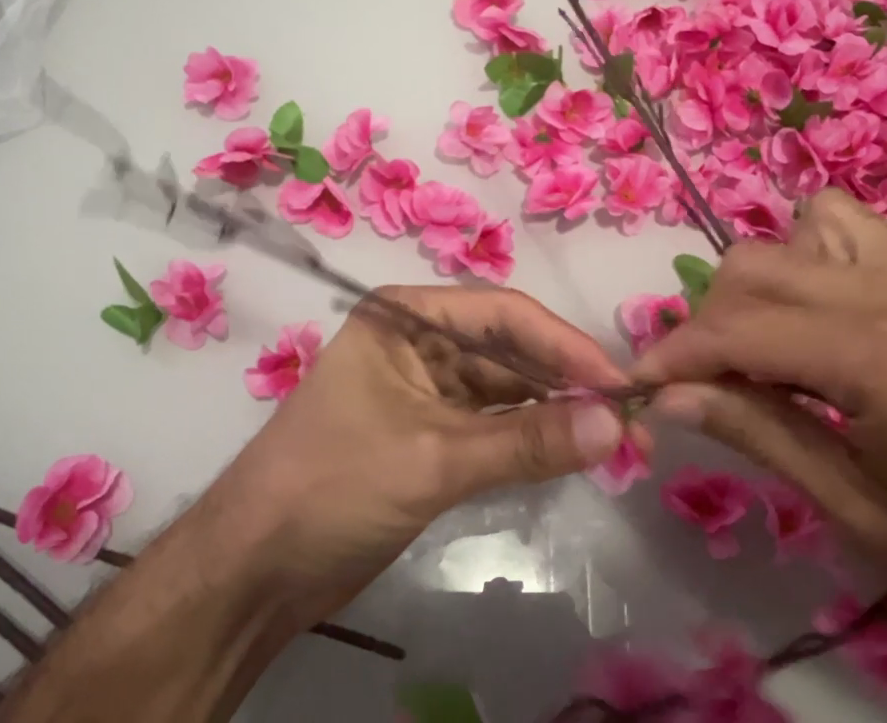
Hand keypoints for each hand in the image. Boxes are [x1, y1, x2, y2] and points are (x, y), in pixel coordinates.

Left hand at [205, 284, 633, 626]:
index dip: (567, 346)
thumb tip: (616, 426)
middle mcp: (417, 344)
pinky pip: (492, 427)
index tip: (622, 385)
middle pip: (509, 351)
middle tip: (631, 421)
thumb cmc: (332, 488)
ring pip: (505, 391)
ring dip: (555, 414)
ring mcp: (423, 392)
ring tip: (614, 441)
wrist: (255, 572)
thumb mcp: (433, 460)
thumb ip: (527, 442)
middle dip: (568, 383)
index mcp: (404, 319)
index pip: (503, 316)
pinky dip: (530, 440)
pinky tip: (572, 453)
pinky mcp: (428, 438)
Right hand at [633, 191, 886, 722]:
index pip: (740, 330)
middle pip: (764, 263)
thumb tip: (669, 398)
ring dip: (778, 271)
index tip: (634, 384)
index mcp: (885, 363)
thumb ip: (761, 438)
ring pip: (821, 220)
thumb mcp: (864, 519)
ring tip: (775, 340)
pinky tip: (841, 317)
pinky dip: (837, 256)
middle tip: (702, 382)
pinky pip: (881, 231)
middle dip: (713, 316)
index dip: (674, 354)